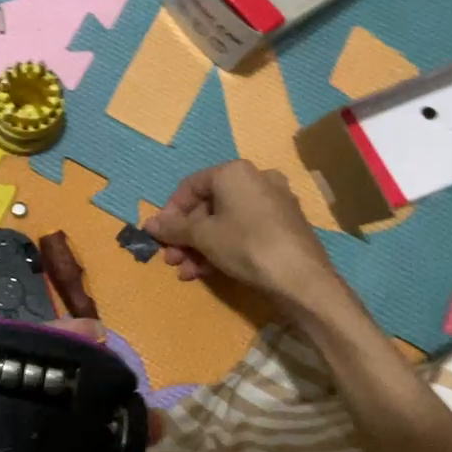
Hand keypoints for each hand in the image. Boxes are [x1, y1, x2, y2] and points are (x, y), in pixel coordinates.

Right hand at [142, 160, 347, 319]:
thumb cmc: (246, 245)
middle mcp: (257, 180)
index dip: (170, 212)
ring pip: (226, 222)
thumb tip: (149, 224)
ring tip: (187, 272)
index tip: (160, 235)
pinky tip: (209, 272)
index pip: (190, 186)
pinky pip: (246, 231)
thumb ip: (173, 228)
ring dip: (202, 246)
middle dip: (186, 235)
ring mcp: (275, 203)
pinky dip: (225, 248)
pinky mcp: (286, 227)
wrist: (303, 280)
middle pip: (209, 206)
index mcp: (234, 172)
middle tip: (173, 258)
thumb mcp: (202, 236)